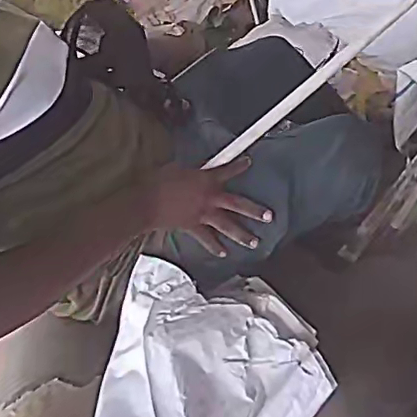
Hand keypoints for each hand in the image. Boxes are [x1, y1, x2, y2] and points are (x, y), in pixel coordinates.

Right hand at [141, 159, 272, 257]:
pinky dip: (215, 246)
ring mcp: (204, 214)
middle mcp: (211, 198)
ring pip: (228, 225)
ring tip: (255, 242)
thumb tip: (192, 173)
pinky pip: (207, 239)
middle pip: (238, 205)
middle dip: (255, 211)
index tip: (249, 162)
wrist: (146, 202)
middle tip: (269, 217)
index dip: (240, 166)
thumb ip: (191, 172)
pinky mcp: (193, 227)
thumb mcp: (177, 168)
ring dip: (242, 234)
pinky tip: (224, 253)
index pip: (228, 170)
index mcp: (208, 179)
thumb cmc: (159, 181)